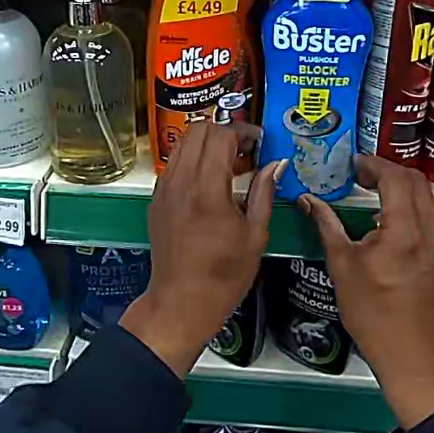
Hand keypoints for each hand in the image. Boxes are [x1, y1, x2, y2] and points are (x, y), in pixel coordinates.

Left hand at [121, 122, 279, 375]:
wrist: (180, 303)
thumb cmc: (224, 275)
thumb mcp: (255, 234)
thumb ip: (264, 192)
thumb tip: (277, 163)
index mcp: (208, 189)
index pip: (221, 135)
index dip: (243, 131)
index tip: (258, 141)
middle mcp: (181, 182)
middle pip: (199, 129)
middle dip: (225, 131)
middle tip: (245, 149)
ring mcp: (164, 189)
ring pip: (183, 142)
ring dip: (207, 142)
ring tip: (229, 163)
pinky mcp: (157, 199)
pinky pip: (174, 162)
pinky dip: (193, 158)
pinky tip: (211, 181)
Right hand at [295, 155, 433, 429]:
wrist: (412, 354)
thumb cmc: (372, 313)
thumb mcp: (342, 265)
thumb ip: (327, 224)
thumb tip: (308, 200)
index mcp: (405, 230)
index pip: (395, 177)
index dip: (374, 165)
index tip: (355, 167)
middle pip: (417, 180)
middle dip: (390, 172)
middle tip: (366, 178)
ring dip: (410, 188)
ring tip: (385, 197)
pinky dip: (424, 209)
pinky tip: (405, 225)